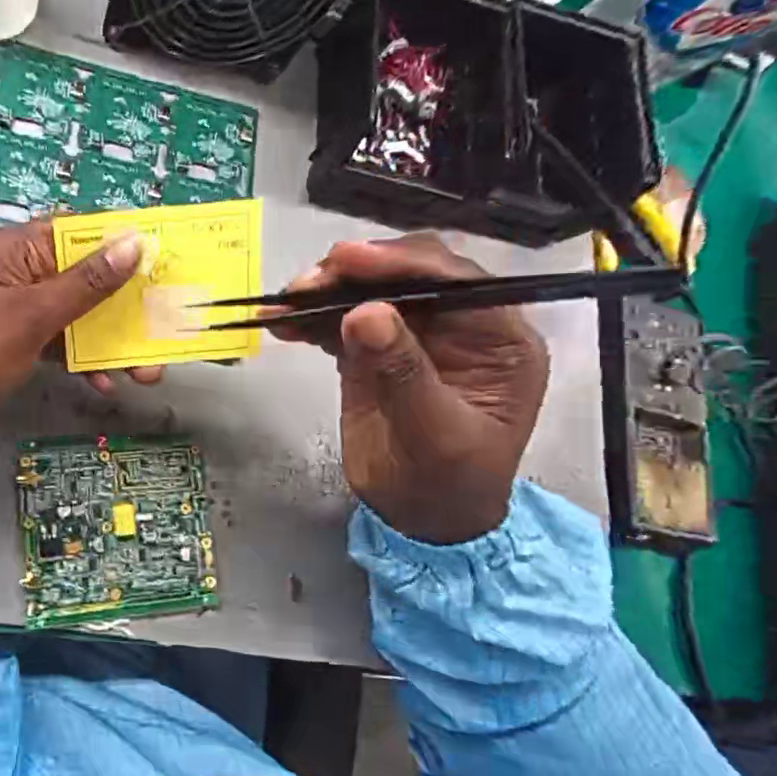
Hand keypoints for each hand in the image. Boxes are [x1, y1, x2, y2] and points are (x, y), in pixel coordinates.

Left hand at [0, 222, 161, 463]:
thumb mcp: (29, 317)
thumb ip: (84, 283)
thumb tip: (134, 241)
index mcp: (17, 249)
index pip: (83, 232)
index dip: (128, 245)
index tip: (171, 264)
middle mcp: (18, 271)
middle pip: (86, 277)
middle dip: (127, 308)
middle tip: (166, 333)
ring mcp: (14, 309)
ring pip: (76, 315)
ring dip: (110, 342)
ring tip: (145, 372)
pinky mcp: (11, 342)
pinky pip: (57, 342)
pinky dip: (79, 361)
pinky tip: (101, 384)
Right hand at [273, 234, 548, 543]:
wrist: (419, 516)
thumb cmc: (446, 483)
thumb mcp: (434, 432)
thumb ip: (402, 371)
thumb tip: (364, 313)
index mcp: (496, 339)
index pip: (454, 280)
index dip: (400, 263)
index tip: (346, 259)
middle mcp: (457, 326)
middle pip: (407, 274)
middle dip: (355, 272)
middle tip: (306, 284)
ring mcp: (410, 335)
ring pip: (367, 290)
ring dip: (322, 291)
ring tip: (282, 304)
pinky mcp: (370, 349)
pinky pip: (338, 319)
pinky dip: (307, 318)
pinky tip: (280, 322)